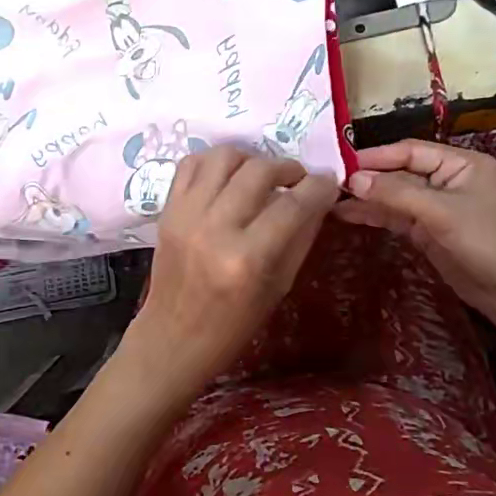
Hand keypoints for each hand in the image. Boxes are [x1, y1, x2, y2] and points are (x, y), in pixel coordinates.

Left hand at [125, 146, 338, 391]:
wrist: (173, 338)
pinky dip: (215, 162)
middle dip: (288, 168)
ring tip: (261, 176)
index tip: (328, 183)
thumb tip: (319, 198)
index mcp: (247, 259)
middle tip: (297, 180)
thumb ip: (301, 237)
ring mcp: (185, 216)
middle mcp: (214, 229)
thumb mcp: (279, 287)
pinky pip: (191, 164)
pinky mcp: (166, 211)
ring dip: (251, 159)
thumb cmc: (233, 325)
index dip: (319, 188)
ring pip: (224, 156)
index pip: (293, 205)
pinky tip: (229, 178)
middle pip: (259, 171)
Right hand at [332, 139, 495, 355]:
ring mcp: (437, 209)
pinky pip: (397, 219)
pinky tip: (349, 215)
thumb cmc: (490, 241)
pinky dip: (375, 217)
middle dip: (367, 179)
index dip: (376, 157)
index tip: (340, 164)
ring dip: (366, 199)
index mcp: (460, 164)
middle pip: (399, 173)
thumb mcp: (443, 213)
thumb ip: (397, 194)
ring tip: (330, 201)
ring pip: (395, 198)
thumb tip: (353, 179)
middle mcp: (447, 181)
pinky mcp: (430, 234)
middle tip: (328, 184)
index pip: (410, 151)